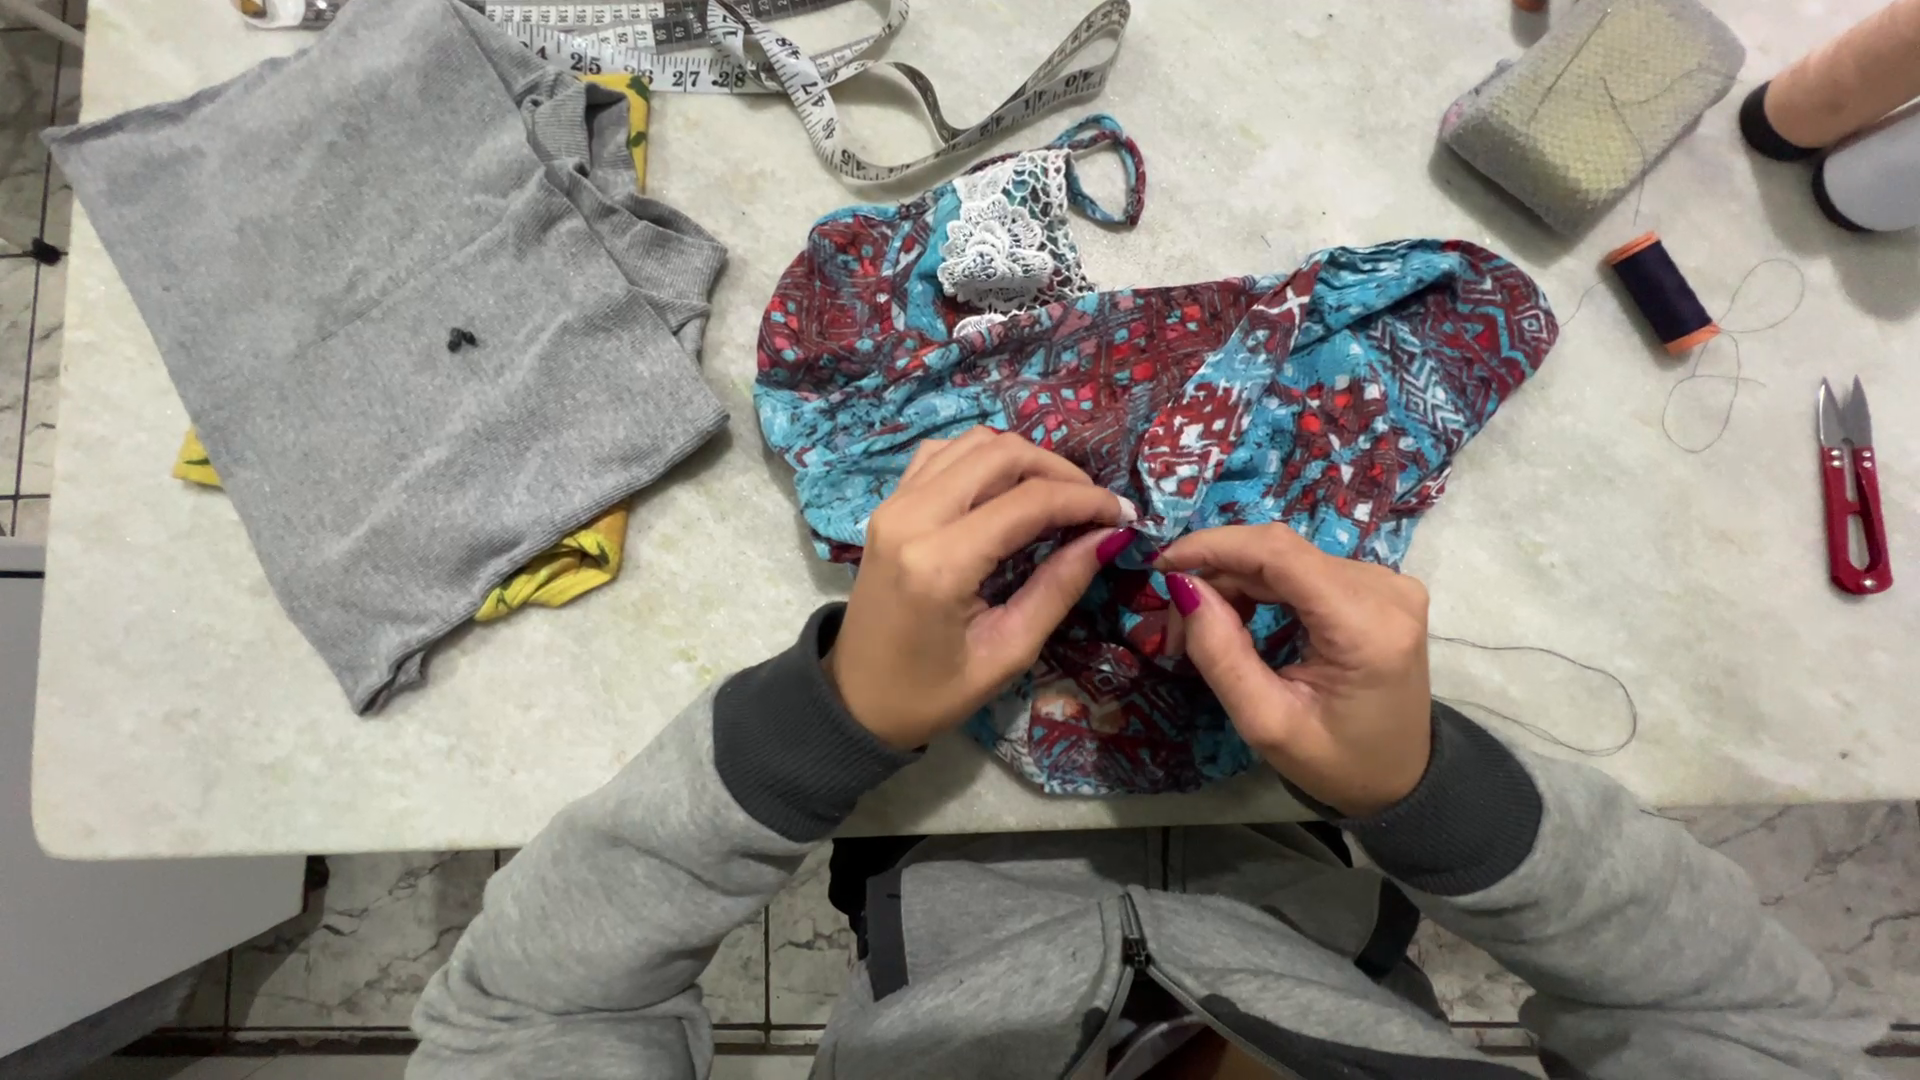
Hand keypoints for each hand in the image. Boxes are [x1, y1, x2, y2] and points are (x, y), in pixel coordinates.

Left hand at [826, 428, 1137, 750]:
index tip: (1123, 514)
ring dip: (1023, 459)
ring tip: (1056, 497)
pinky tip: (1004, 489)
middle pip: (1001, 453)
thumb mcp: (1006, 652)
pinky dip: (982, 458)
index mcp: (940, 563)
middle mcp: (911, 517)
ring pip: (971, 444)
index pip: (1028, 501)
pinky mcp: (888, 505)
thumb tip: (1107, 536)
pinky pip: (941, 455)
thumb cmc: (931, 693)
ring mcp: (894, 505)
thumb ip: (1058, 588)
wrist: (855, 698)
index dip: (1085, 500)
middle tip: (1093, 505)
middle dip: (1059, 471)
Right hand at [1156, 525, 1432, 816]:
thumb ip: (1221, 653)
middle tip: (1176, 627)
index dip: (1214, 546)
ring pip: (1281, 558)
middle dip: (1214, 577)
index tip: (1161, 564)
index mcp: (1366, 626)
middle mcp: (1383, 589)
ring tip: (1201, 630)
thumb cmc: (1335, 762)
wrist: (1401, 779)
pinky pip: (1297, 568)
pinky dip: (1256, 587)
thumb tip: (1183, 586)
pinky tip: (1238, 619)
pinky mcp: (1375, 586)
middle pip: (1275, 554)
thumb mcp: (1264, 722)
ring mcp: (1384, 583)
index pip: (1279, 552)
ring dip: (1231, 584)